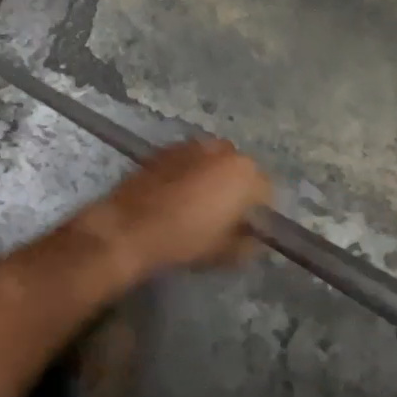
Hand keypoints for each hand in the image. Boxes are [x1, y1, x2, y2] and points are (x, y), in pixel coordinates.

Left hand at [84, 138, 272, 271]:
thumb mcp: (226, 252)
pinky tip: (176, 192)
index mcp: (244, 173)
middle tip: (224, 214)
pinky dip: (189, 171)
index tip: (248, 229)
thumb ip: (247, 243)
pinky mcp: (166, 147)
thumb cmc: (185, 239)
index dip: (258, 213)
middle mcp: (223, 150)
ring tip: (198, 202)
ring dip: (212, 176)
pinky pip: (188, 159)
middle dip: (236, 189)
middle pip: (240, 170)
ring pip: (214, 160)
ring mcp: (192, 144)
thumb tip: (252, 238)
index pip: (265, 192)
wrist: (130, 226)